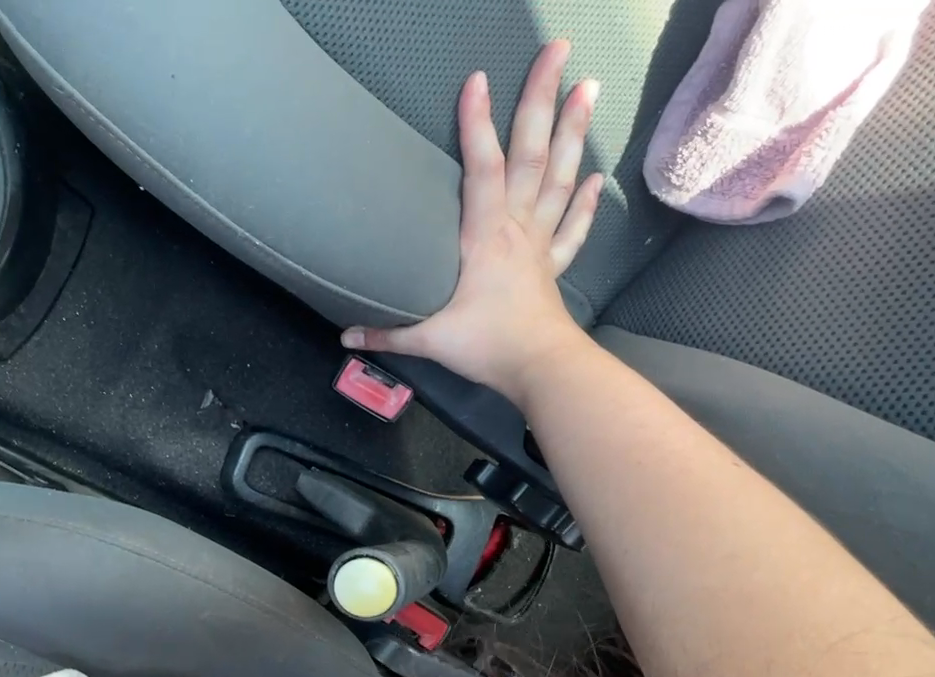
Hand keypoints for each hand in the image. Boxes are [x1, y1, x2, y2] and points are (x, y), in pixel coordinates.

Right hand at [342, 41, 602, 407]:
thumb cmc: (486, 345)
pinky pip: (570, 226)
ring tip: (588, 88)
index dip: (477, 124)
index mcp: (485, 237)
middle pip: (532, 155)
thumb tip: (344, 335)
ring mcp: (539, 243)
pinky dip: (581, 200)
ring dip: (573, 132)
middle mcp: (517, 228)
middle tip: (559, 52)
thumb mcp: (427, 340)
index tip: (477, 80)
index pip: (481, 169)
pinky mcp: (552, 265)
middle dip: (543, 101)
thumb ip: (385, 334)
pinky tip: (591, 176)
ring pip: (558, 177)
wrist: (540, 366)